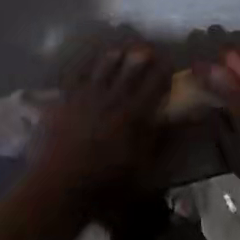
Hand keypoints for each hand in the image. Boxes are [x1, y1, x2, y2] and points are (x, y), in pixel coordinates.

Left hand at [23, 39, 170, 221]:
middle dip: (142, 53)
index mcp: (134, 114)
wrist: (57, 190)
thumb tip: (183, 122)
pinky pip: (77, 72)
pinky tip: (90, 62)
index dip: (164, 68)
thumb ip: (164, 144)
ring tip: (121, 50)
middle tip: (149, 49)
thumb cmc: (105, 187)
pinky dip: (87, 64)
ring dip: (116, 54)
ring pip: (104, 63)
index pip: (155, 82)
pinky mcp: (64, 98)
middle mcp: (112, 96)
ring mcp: (86, 94)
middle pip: (130, 65)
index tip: (170, 62)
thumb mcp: (145, 173)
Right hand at [199, 45, 239, 223]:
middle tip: (205, 41)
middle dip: (219, 48)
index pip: (217, 77)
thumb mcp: (235, 155)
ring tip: (225, 45)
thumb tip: (209, 109)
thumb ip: (220, 128)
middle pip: (237, 58)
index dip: (203, 68)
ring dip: (237, 48)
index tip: (191, 63)